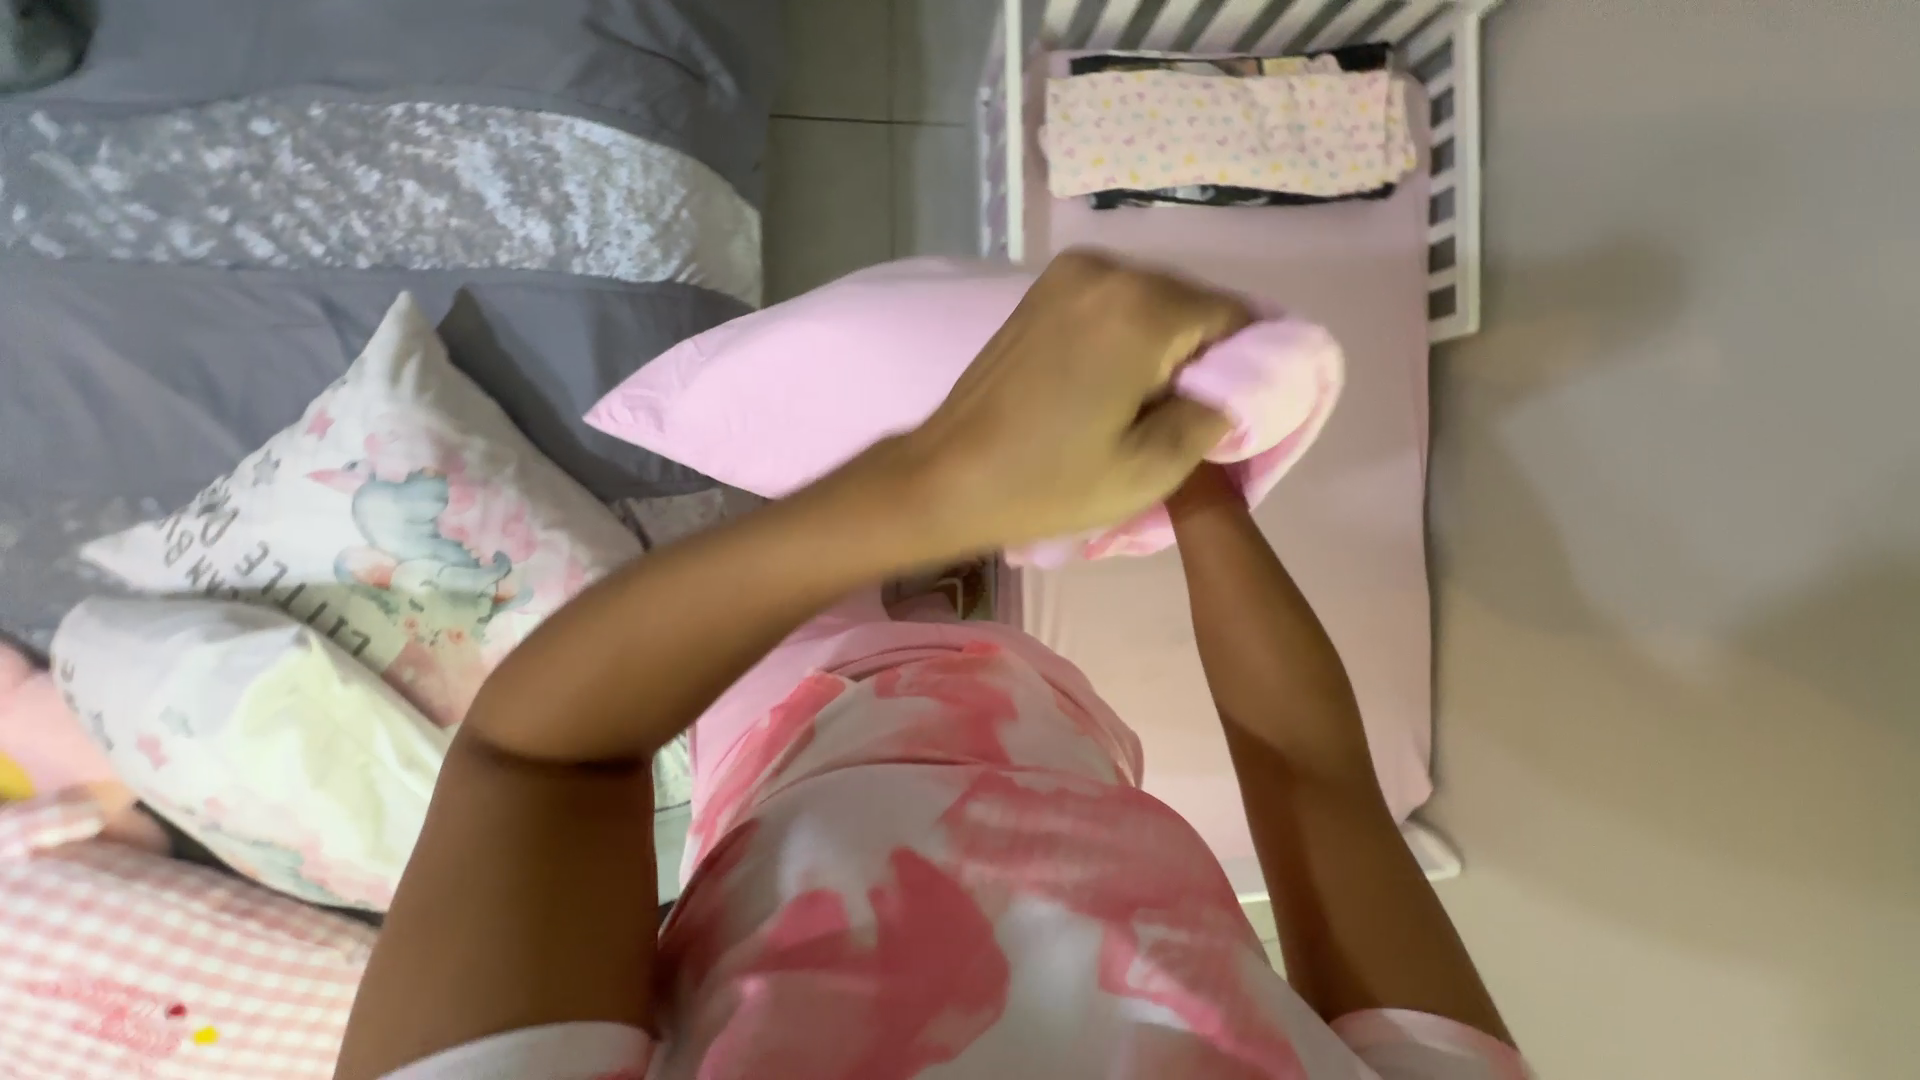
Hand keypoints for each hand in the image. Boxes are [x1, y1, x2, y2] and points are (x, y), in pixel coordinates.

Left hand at [886, 250, 1248, 555]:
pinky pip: (1110, 306)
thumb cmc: (1048, 482)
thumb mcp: (1150, 469)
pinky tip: (1106, 385)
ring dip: (1160, 347)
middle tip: (1182, 417)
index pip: (1234, 317)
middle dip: (1199, 356)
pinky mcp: (1040, 292)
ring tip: (1139, 406)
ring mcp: (1066, 275)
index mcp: (1141, 307)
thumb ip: (1214, 416)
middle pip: (1190, 305)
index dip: (1244, 365)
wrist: (946, 477)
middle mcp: (1107, 270)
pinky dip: (1124, 337)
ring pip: (1150, 303)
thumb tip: (1237, 386)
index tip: (1226, 413)